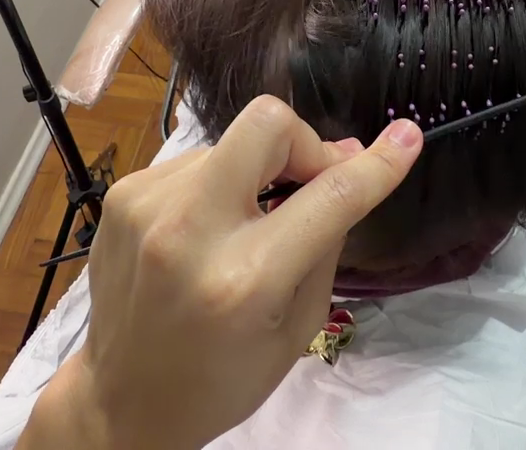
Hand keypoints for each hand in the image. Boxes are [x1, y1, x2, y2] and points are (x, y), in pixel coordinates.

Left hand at [21, 96, 422, 449]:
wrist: (118, 401)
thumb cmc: (221, 377)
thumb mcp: (296, 327)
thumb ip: (326, 237)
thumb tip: (347, 159)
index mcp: (244, 279)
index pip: (328, 197)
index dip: (377, 164)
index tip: (407, 137)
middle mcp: (190, 229)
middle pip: (266, 122)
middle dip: (303, 142)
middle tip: (307, 182)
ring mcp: (148, 203)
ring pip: (232, 140)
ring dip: (255, 171)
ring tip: (246, 224)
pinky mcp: (125, 193)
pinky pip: (197, 159)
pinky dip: (217, 185)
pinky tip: (207, 229)